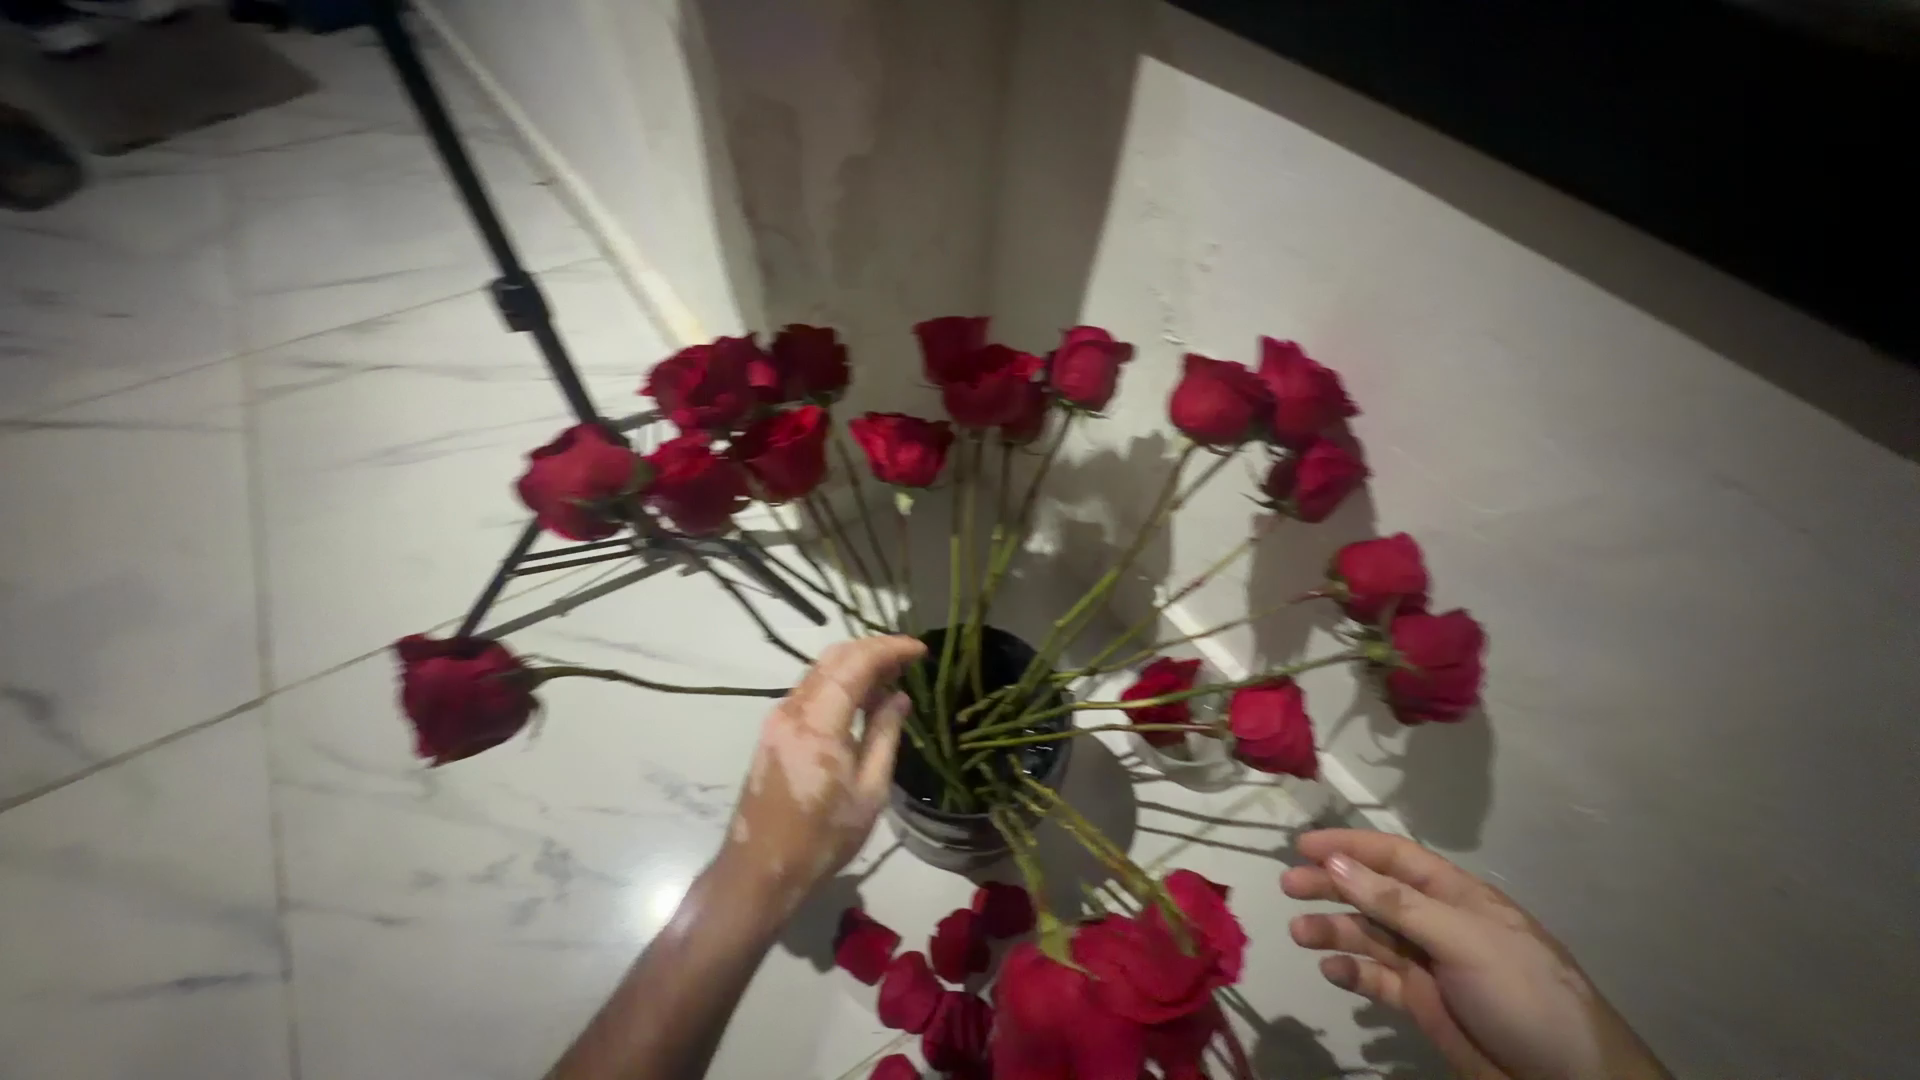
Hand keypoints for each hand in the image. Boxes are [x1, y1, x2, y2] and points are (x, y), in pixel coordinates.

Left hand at [715, 636, 924, 915]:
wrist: (761, 870)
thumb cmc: (823, 838)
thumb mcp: (869, 791)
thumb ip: (885, 735)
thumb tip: (900, 697)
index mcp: (818, 723)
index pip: (855, 663)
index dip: (889, 649)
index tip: (920, 650)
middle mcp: (792, 710)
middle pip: (834, 657)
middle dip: (873, 650)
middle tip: (908, 662)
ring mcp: (778, 719)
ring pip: (819, 671)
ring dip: (855, 666)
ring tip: (891, 681)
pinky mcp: (773, 731)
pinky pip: (810, 691)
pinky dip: (838, 685)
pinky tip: (861, 702)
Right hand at [1283, 829, 1670, 1079]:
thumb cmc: (1525, 996)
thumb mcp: (1464, 941)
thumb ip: (1396, 903)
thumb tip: (1336, 862)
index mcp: (1454, 895)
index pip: (1393, 856)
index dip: (1349, 846)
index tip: (1303, 846)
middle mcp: (1435, 922)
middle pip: (1371, 892)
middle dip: (1330, 885)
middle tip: (1288, 888)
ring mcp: (1428, 964)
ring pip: (1367, 934)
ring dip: (1332, 930)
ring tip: (1300, 936)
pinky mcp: (1422, 1004)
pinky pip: (1376, 979)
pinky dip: (1351, 972)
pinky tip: (1333, 973)